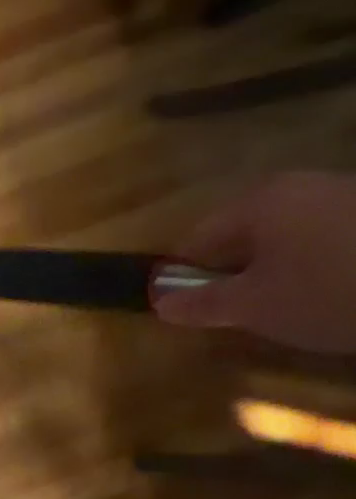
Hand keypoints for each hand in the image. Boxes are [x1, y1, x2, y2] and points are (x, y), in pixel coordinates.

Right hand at [153, 171, 355, 352]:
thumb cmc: (337, 292)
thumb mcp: (257, 308)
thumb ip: (202, 303)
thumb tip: (161, 303)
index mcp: (259, 201)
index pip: (197, 239)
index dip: (189, 276)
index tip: (197, 307)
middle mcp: (304, 187)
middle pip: (251, 235)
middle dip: (246, 272)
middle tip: (254, 311)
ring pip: (301, 238)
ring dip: (295, 270)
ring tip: (310, 309)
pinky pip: (345, 241)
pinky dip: (339, 267)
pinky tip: (353, 296)